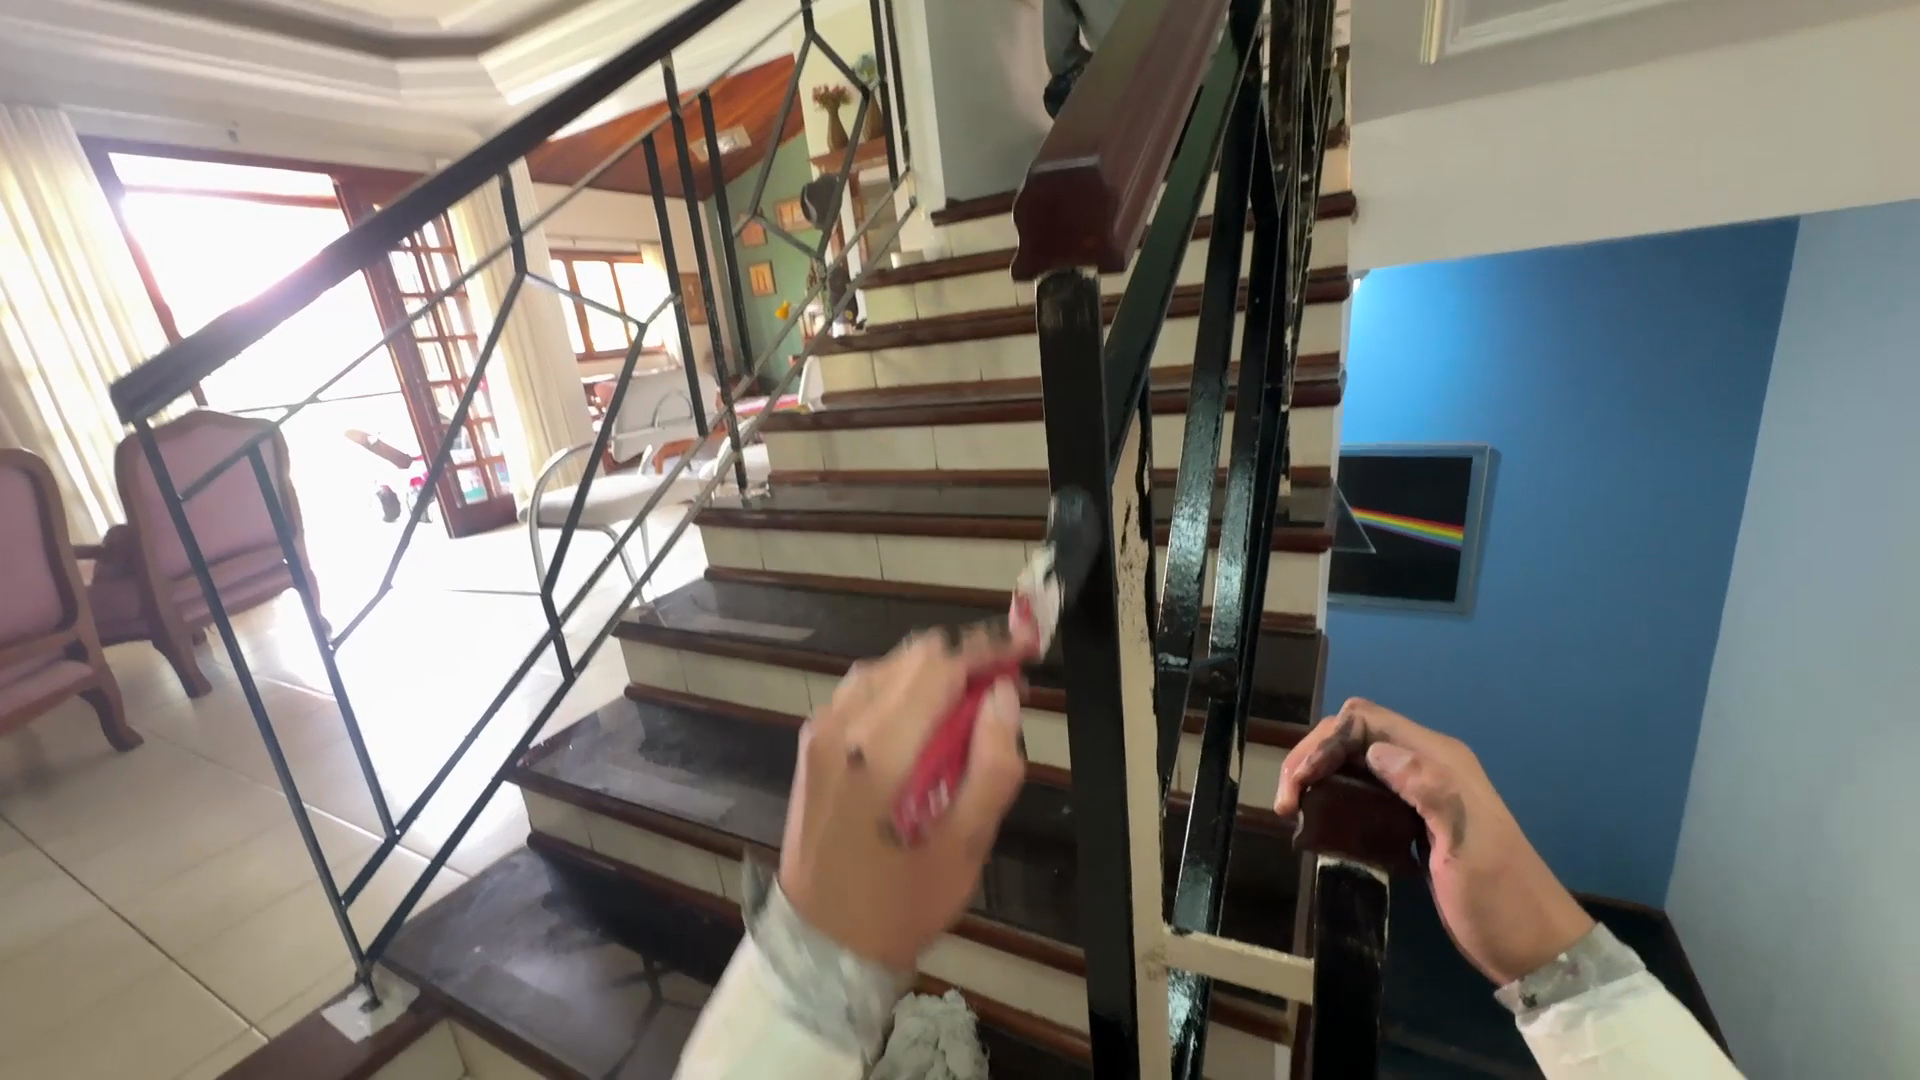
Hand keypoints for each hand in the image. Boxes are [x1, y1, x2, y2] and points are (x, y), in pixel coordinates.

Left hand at [779, 628, 1029, 971]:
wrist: (821, 944)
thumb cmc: (901, 904)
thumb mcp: (965, 848)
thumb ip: (992, 766)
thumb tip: (1004, 695)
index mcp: (880, 751)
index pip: (942, 666)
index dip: (989, 652)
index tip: (1025, 652)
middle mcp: (842, 724)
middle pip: (914, 656)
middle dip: (964, 663)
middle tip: (1000, 696)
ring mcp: (821, 728)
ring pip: (888, 666)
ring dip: (932, 676)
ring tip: (965, 715)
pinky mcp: (813, 740)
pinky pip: (863, 689)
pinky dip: (901, 690)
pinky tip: (921, 727)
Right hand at [1274, 698, 1594, 985]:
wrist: (1537, 950)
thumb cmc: (1500, 899)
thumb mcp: (1468, 846)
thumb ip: (1429, 790)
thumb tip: (1375, 753)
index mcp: (1438, 759)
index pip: (1364, 721)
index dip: (1324, 742)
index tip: (1302, 782)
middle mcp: (1426, 764)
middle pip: (1351, 736)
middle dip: (1310, 756)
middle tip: (1287, 800)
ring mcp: (1419, 789)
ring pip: (1352, 759)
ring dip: (1317, 775)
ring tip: (1294, 809)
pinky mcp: (1412, 816)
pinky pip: (1362, 787)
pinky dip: (1333, 795)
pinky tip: (1321, 821)